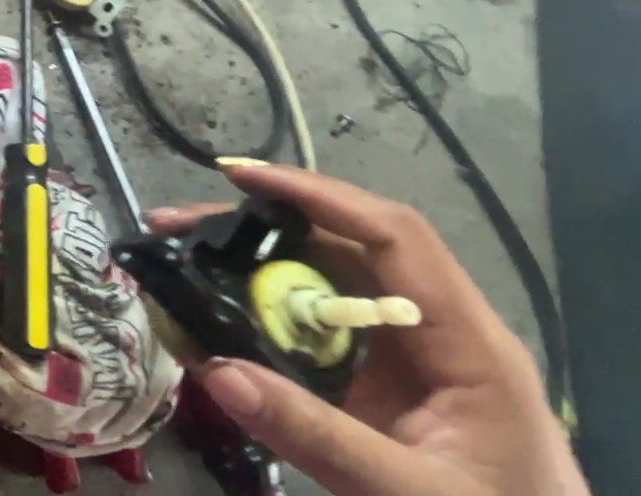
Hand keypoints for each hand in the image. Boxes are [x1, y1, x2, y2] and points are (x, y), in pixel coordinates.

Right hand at [143, 160, 586, 495]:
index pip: (391, 236)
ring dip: (244, 261)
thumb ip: (321, 438)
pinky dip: (253, 307)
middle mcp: (432, 328)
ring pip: (317, 277)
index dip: (316, 194)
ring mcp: (401, 350)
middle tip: (172, 224)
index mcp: (468, 342)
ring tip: (175, 256)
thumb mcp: (413, 495)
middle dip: (252, 224)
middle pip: (339, 245)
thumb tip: (216, 368)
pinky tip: (208, 310)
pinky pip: (307, 322)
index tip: (238, 177)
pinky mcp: (374, 373)